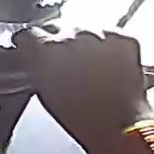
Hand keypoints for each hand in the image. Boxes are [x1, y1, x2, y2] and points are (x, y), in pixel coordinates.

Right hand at [14, 25, 152, 153]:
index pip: (29, 34)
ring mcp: (101, 33)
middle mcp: (73, 34)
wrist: (119, 126)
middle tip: (62, 61)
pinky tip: (106, 64)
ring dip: (82, 42)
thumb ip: (37, 67)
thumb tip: (34, 57)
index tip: (30, 48)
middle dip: (57, 41)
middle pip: (58, 27)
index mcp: (47, 49)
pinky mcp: (124, 37)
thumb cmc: (78, 116)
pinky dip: (106, 46)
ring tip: (87, 64)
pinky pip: (109, 35)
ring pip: (85, 29)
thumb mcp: (44, 91)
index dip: (29, 43)